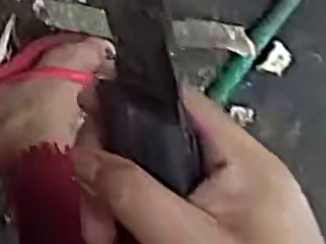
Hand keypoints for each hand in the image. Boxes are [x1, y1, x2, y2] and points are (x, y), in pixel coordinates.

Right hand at [72, 87, 322, 243]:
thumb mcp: (187, 237)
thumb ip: (130, 188)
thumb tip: (80, 153)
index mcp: (245, 161)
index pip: (171, 97)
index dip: (122, 96)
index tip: (83, 113)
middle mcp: (238, 178)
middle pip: (150, 140)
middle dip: (109, 167)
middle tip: (89, 203)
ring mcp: (230, 212)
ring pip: (151, 179)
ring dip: (115, 200)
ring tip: (100, 234)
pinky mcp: (220, 238)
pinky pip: (164, 211)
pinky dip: (135, 222)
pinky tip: (120, 238)